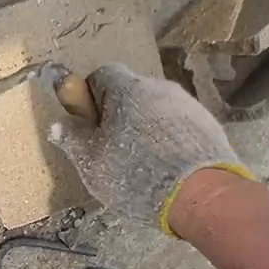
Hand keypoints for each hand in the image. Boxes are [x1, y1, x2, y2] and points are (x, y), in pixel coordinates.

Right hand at [43, 63, 254, 235]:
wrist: (202, 194)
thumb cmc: (136, 175)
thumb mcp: (91, 163)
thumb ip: (73, 140)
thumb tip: (59, 125)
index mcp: (127, 89)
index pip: (102, 74)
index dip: (90, 98)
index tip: (89, 126)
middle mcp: (159, 88)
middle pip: (131, 94)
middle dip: (119, 117)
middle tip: (112, 152)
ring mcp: (188, 105)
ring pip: (156, 111)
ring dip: (145, 130)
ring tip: (143, 166)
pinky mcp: (209, 126)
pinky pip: (179, 128)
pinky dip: (169, 143)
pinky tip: (167, 171)